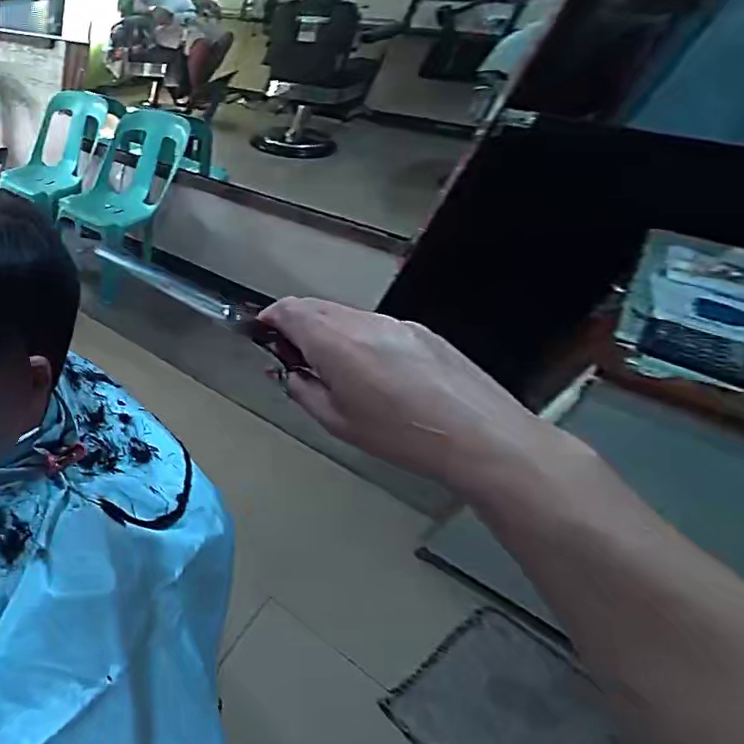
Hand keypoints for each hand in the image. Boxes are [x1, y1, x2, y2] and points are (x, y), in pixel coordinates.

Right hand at [256, 298, 589, 500]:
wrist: (480, 437)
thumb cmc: (405, 436)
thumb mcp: (336, 422)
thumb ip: (303, 390)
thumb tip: (292, 374)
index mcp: (334, 342)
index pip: (288, 310)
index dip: (269, 318)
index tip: (262, 333)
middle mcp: (362, 322)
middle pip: (314, 306)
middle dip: (295, 323)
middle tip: (291, 354)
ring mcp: (394, 323)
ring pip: (344, 313)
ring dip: (326, 330)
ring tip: (332, 368)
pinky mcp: (419, 331)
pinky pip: (374, 324)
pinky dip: (357, 336)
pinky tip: (371, 371)